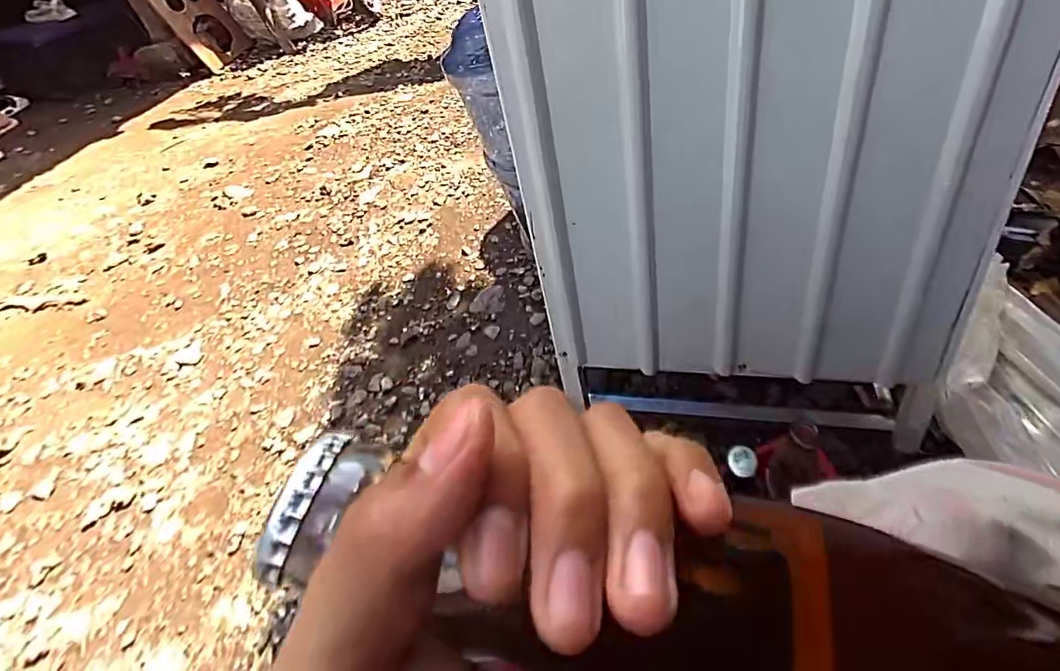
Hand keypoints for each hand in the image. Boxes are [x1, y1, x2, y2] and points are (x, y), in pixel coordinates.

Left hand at [275, 385, 732, 669]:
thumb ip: (381, 541)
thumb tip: (472, 419)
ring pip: (615, 433)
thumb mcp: (354, 650)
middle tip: (572, 627)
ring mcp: (580, 507)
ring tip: (641, 611)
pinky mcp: (639, 534)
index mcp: (439, 500)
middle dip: (573, 507)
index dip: (501, 476)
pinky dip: (688, 476)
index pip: (480, 412)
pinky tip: (705, 520)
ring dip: (636, 505)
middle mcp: (510, 488)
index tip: (498, 584)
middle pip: (554, 417)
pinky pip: (671, 463)